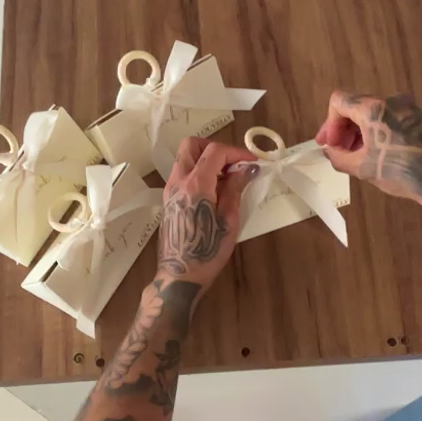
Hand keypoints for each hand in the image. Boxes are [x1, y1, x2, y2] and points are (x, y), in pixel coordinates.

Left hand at [156, 137, 257, 289]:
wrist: (179, 275)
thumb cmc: (207, 252)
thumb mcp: (229, 221)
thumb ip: (235, 189)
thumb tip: (247, 168)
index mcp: (195, 184)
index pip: (215, 151)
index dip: (237, 152)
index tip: (252, 163)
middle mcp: (178, 181)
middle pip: (192, 145)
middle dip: (215, 148)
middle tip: (234, 165)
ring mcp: (170, 190)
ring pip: (185, 158)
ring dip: (207, 160)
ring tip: (227, 180)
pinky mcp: (169, 200)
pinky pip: (183, 174)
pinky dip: (199, 172)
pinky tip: (215, 191)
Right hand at [317, 91, 421, 218]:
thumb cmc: (400, 172)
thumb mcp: (362, 168)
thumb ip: (339, 157)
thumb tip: (330, 152)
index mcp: (373, 109)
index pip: (339, 101)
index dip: (329, 123)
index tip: (331, 145)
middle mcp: (391, 100)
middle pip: (356, 106)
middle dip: (343, 128)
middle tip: (337, 151)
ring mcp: (408, 108)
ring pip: (373, 113)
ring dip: (358, 131)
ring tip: (355, 156)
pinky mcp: (419, 118)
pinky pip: (389, 119)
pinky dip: (376, 132)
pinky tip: (376, 153)